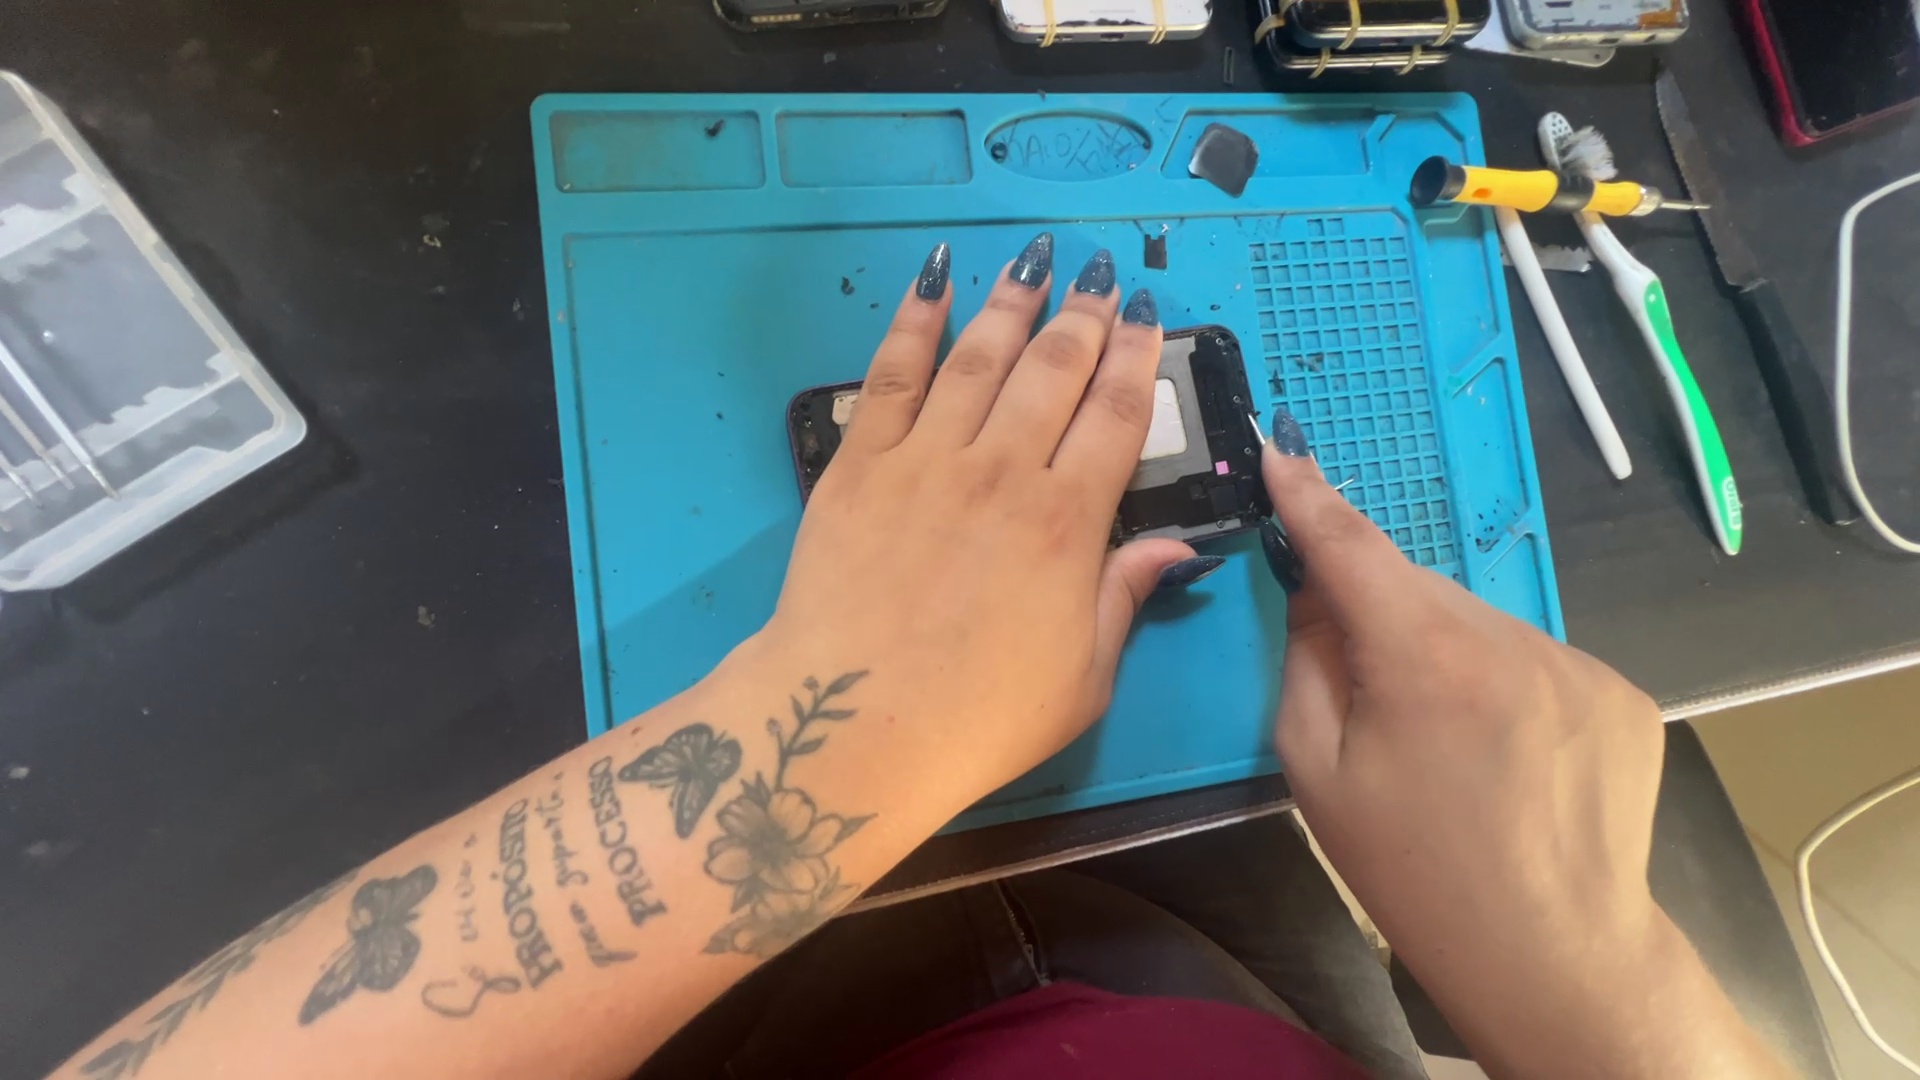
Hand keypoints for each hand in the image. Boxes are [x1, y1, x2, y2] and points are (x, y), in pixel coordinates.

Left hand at [755, 235, 1196, 811]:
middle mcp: (1002, 472)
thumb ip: (1125, 598)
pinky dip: (914, 323)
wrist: (854, 726)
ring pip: (979, 358)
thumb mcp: (1083, 678)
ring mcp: (925, 460)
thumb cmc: (978, 718)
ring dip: (1011, 302)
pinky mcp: (860, 464)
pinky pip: (891, 376)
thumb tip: (1177, 546)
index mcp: (1067, 523)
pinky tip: (934, 281)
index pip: (1116, 418)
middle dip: (1084, 316)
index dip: (1138, 360)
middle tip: (1101, 274)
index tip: (1148, 317)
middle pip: (1054, 371)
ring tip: (1034, 258)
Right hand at [1261, 426, 1674, 1073]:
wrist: (1552, 955)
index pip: (1352, 549)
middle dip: (1368, 602)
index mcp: (1425, 663)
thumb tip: (1317, 592)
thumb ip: (1307, 658)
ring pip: (1466, 615)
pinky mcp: (1618, 688)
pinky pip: (1517, 648)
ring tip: (1426, 721)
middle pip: (1411, 585)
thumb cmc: (1405, 865)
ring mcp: (1577, 663)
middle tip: (1346, 666)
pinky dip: (1480, 666)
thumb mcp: (1314, 766)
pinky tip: (1484, 733)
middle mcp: (1510, 643)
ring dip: (1427, 639)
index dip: (1309, 495)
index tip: (1282, 447)